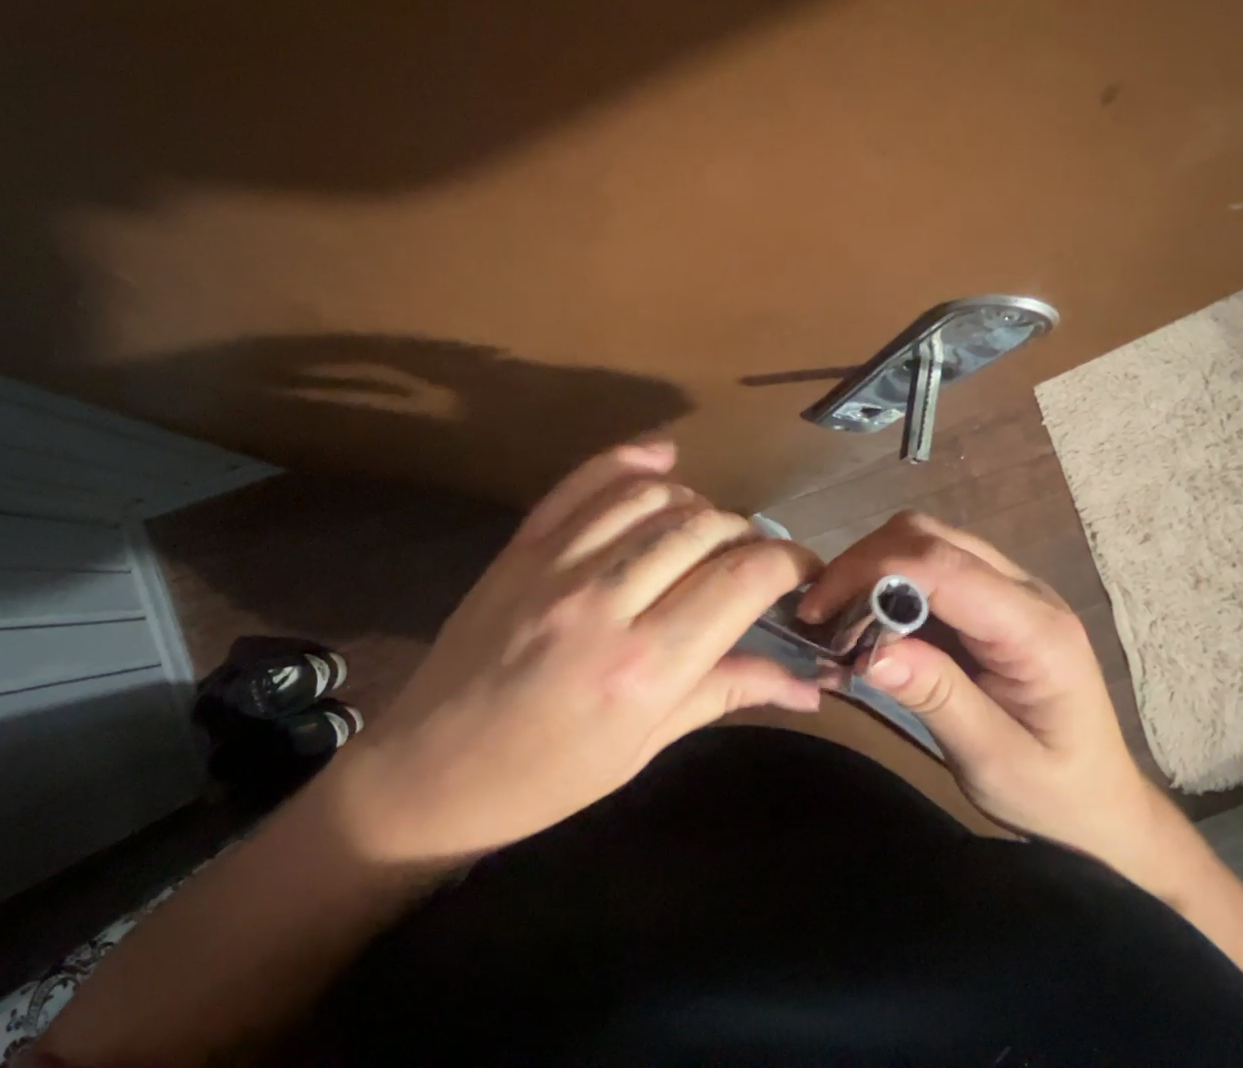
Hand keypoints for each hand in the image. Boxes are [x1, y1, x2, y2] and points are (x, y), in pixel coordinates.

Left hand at [324, 440, 821, 863]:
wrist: (431, 772)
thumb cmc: (544, 781)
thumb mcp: (642, 749)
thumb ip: (725, 694)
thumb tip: (811, 683)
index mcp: (644, 665)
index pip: (744, 577)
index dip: (789, 564)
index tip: (800, 576)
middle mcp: (605, 599)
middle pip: (705, 527)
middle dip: (748, 536)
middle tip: (754, 564)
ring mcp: (555, 564)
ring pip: (652, 497)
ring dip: (697, 504)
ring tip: (708, 534)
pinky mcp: (520, 547)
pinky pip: (584, 483)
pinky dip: (629, 461)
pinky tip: (664, 461)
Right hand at [799, 512, 1178, 888]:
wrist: (1099, 805)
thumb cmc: (1053, 793)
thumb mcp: (992, 760)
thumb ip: (937, 699)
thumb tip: (869, 652)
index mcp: (1036, 632)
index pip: (944, 568)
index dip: (870, 573)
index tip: (817, 612)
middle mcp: (1025, 595)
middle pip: (931, 538)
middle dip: (863, 564)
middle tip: (819, 616)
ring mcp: (1010, 593)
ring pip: (926, 542)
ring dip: (870, 569)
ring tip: (836, 620)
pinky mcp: (990, 604)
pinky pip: (929, 569)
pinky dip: (884, 584)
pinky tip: (863, 623)